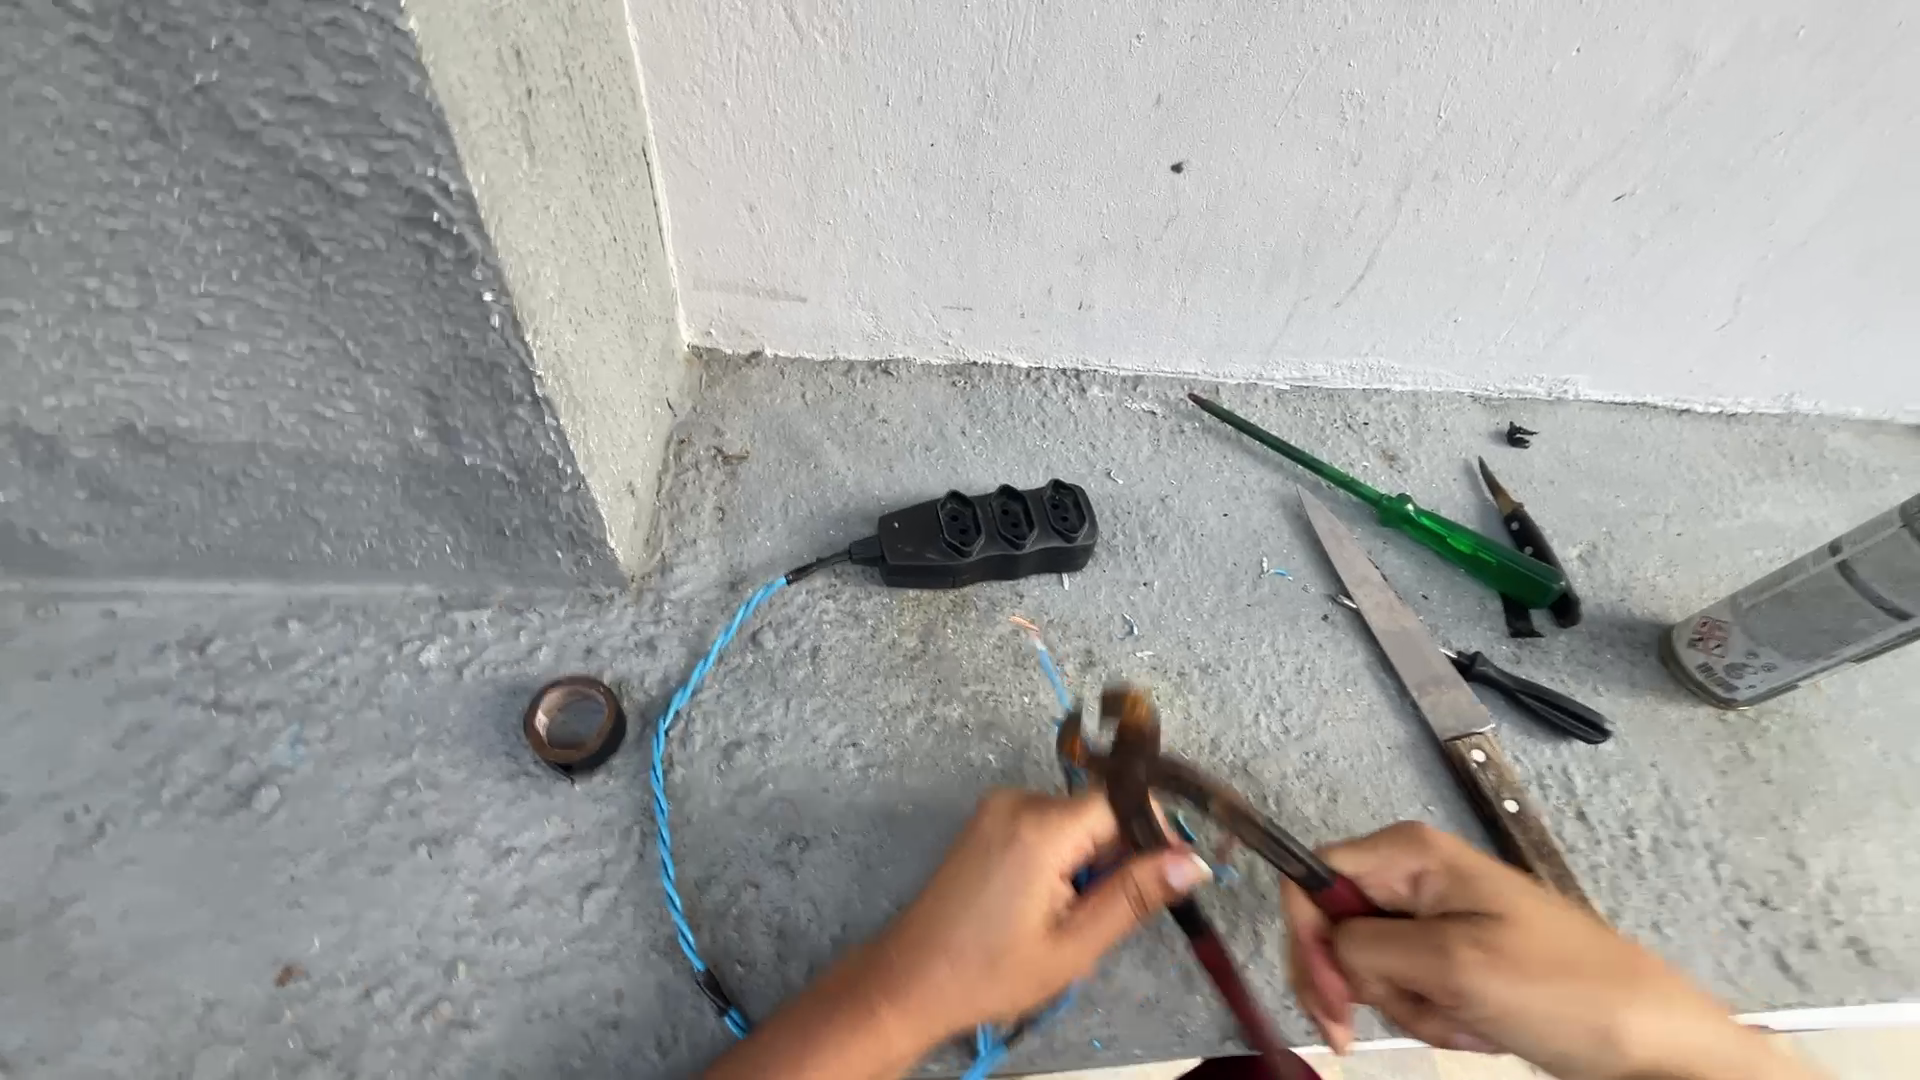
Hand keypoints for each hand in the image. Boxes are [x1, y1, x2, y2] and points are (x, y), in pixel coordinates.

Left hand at [861, 788, 1210, 1042]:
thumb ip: (1135, 895)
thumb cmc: (994, 970)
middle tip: (1104, 910)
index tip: (1164, 875)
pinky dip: (1062, 851)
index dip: (1151, 832)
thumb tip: (1194, 861)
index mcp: (1042, 826)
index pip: (1121, 799)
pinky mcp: (988, 816)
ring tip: (1069, 911)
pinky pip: (1046, 820)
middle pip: (1097, 807)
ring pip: (1074, 816)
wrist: (913, 975)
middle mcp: (1019, 798)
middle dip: (1117, 851)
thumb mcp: (1075, 944)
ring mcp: (999, 804)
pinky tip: (1044, 897)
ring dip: (1089, 855)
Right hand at [1282, 822, 1811, 1079]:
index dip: (1307, 936)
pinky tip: (1473, 1025)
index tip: (1331, 1003)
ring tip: (1463, 1023)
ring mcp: (1431, 914)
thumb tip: (1326, 948)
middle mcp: (1411, 873)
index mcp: (1408, 852)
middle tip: (1397, 1023)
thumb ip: (1367, 947)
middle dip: (1361, 980)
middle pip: (1334, 922)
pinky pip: (1403, 981)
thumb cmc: (1564, 992)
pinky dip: (1427, 1013)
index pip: (1313, 878)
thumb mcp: (1454, 966)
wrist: (1667, 1049)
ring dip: (1402, 1003)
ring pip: (1366, 959)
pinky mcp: (1452, 953)